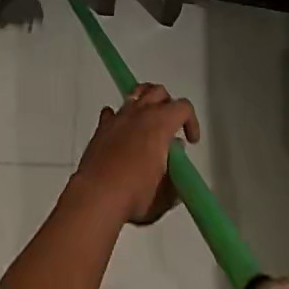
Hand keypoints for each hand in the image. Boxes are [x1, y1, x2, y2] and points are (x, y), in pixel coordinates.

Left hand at [70, 83, 199, 224]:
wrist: (96, 197)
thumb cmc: (135, 196)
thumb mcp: (164, 196)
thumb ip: (173, 177)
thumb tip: (172, 162)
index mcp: (161, 123)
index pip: (183, 107)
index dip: (191, 121)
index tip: (191, 140)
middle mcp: (141, 112)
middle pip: (158, 92)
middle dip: (168, 105)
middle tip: (169, 127)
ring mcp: (119, 117)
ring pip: (136, 94)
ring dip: (145, 103)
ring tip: (147, 122)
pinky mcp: (101, 128)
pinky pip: (112, 112)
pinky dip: (119, 118)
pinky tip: (121, 133)